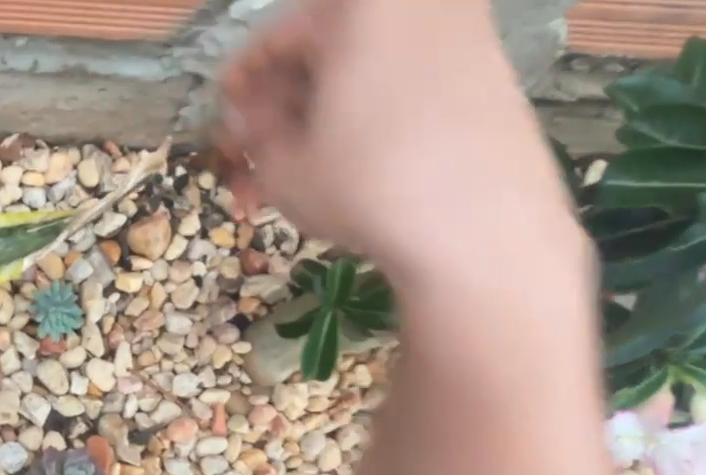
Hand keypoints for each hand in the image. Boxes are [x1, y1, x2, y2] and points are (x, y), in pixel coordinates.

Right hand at [216, 0, 583, 285]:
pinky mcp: (482, 65)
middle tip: (248, 164)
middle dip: (277, 109)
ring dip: (311, 122)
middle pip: (321, 50)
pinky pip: (397, 79)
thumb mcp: (279, 163)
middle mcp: (415, 3)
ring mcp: (457, 28)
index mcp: (360, 10)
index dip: (239, 85)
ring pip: (356, 70)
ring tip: (282, 183)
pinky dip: (358, 117)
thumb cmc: (360, 183)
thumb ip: (252, 127)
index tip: (223, 124)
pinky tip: (333, 169)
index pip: (276, 35)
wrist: (475, 221)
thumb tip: (245, 113)